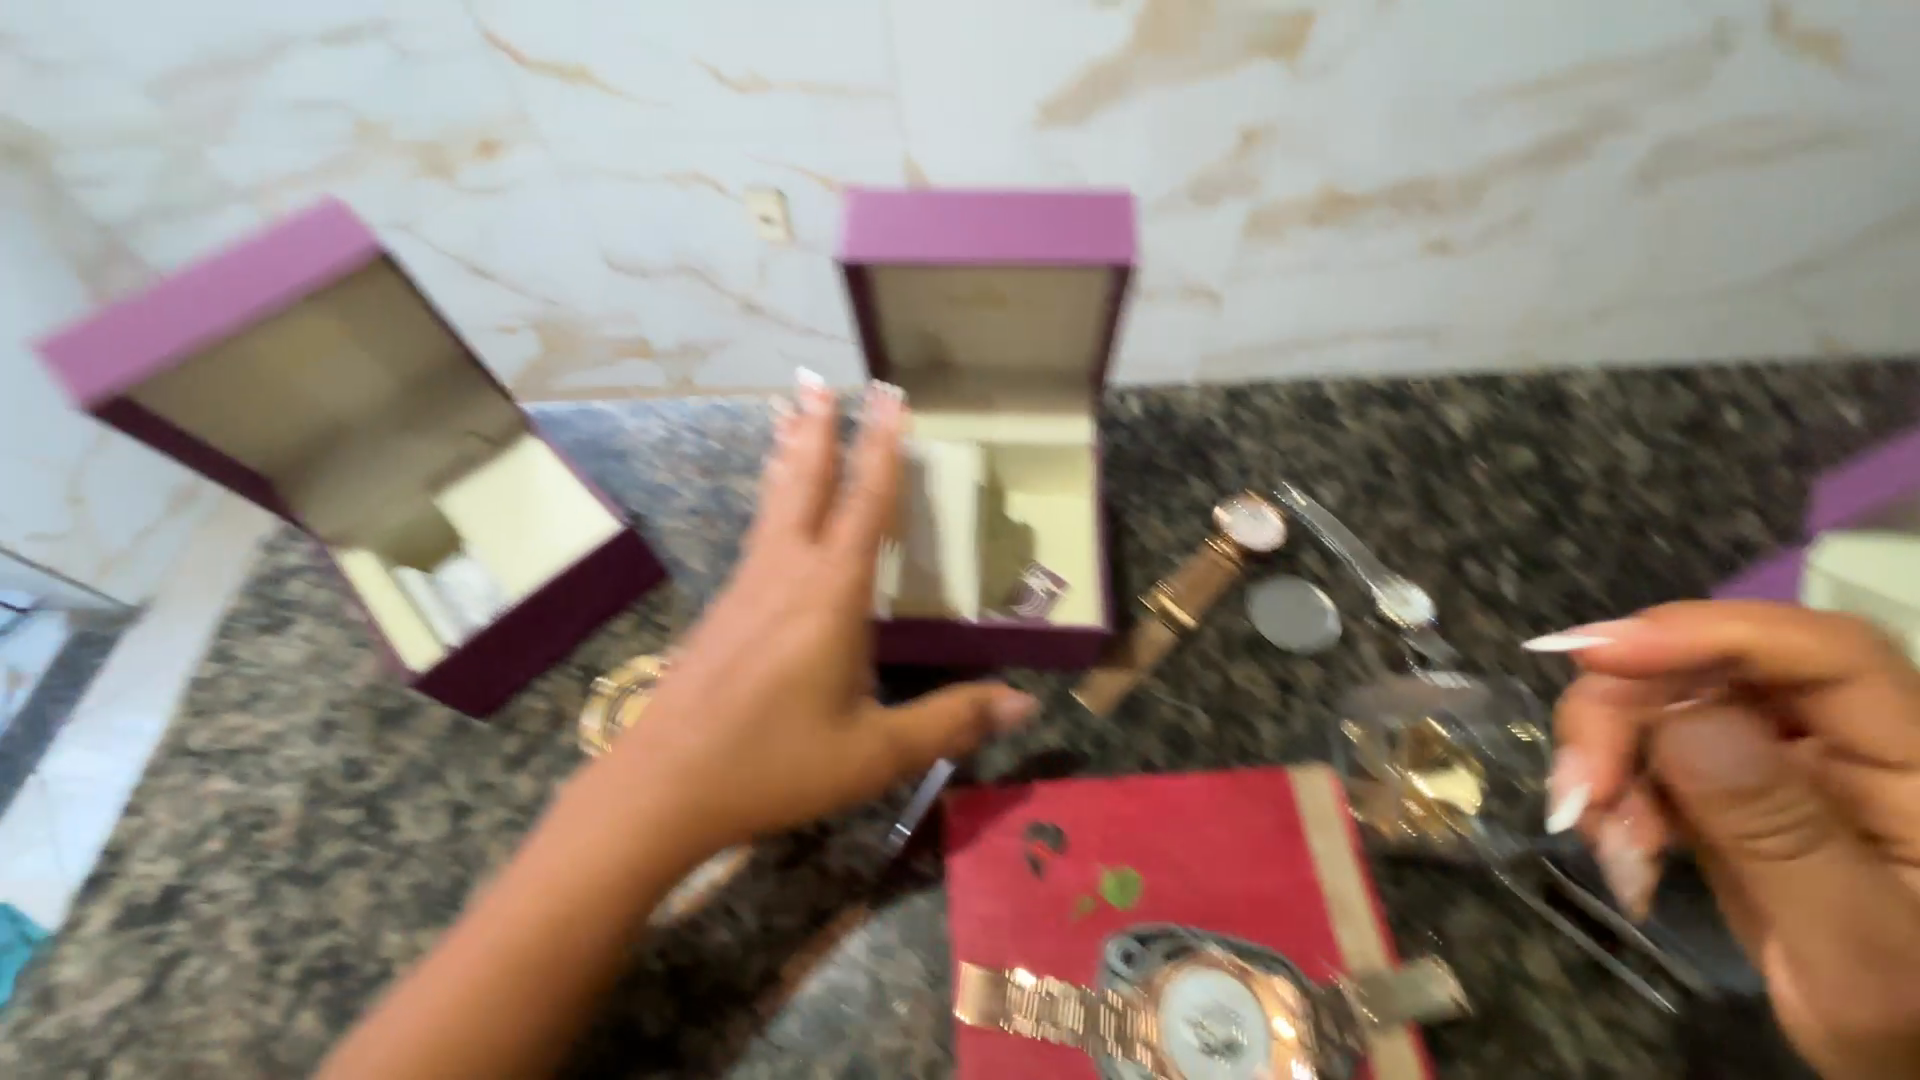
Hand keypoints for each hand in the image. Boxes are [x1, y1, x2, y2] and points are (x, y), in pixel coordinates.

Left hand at [602, 373, 1035, 858]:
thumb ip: (951, 722)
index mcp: (831, 597)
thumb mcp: (875, 753)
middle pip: (807, 487)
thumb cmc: (775, 766)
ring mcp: (748, 589)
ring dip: (790, 456)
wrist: (663, 787)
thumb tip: (1026, 702)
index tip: (890, 398)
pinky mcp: (726, 610)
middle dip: (820, 431)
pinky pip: (759, 534)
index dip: (882, 450)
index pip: (865, 507)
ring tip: (790, 414)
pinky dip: (772, 498)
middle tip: (819, 379)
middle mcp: (787, 575)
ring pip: (775, 505)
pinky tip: (772, 508)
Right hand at [1541, 601, 1919, 1078]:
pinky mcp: (1726, 786)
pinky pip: (1643, 752)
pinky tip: (1612, 841)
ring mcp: (1781, 763)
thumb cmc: (1912, 1029)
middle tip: (1576, 787)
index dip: (1705, 632)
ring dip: (1604, 756)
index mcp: (1919, 771)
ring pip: (1661, 705)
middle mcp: (1847, 746)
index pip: (1821, 654)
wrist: (1908, 1069)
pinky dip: (1608, 787)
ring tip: (1596, 832)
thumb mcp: (1852, 949)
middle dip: (1620, 712)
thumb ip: (1779, 831)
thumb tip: (1685, 716)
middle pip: (1712, 670)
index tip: (1593, 654)